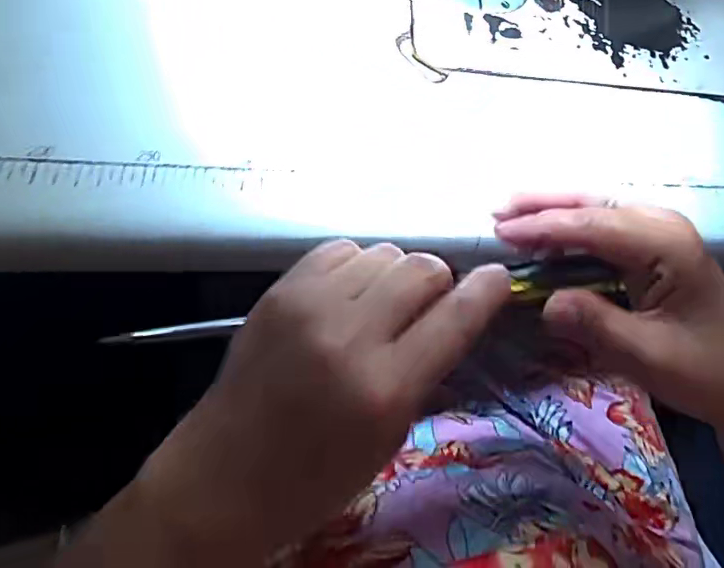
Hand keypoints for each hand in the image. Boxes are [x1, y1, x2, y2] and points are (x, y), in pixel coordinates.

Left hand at [118, 241, 513, 563]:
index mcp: (383, 389)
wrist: (224, 473)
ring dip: (395, 273)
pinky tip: (347, 291)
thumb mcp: (387, 438)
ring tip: (380, 302)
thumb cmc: (315, 475)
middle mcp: (349, 335)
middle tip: (426, 305)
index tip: (499, 277)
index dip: (486, 290)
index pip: (454, 318)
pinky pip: (342, 248)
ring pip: (384, 251)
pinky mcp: (282, 287)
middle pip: (421, 268)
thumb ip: (424, 371)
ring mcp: (310, 303)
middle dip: (437, 281)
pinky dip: (356, 265)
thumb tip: (455, 314)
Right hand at [494, 195, 723, 425]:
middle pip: (590, 203)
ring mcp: (657, 230)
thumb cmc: (707, 373)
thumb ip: (598, 325)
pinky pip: (601, 225)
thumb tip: (545, 302)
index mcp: (666, 242)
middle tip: (498, 213)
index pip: (592, 224)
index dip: (543, 226)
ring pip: (593, 208)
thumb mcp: (651, 357)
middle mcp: (660, 223)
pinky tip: (544, 236)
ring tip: (510, 217)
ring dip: (551, 212)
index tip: (501, 232)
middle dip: (542, 205)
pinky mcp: (650, 244)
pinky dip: (568, 227)